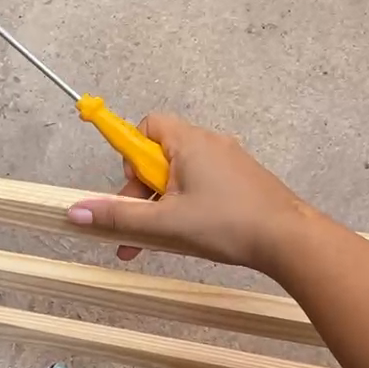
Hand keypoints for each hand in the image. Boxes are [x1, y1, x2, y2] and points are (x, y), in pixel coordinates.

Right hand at [64, 112, 314, 272]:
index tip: (130, 183)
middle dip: (142, 191)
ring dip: (161, 204)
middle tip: (141, 222)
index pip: (146, 125)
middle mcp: (209, 143)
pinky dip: (185, 206)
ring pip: (179, 175)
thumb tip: (77, 212)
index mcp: (189, 143)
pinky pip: (200, 184)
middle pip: (158, 156)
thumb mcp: (164, 222)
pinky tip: (187, 234)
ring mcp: (228, 162)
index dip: (130, 153)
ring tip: (161, 237)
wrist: (291, 242)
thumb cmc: (230, 224)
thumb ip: (118, 216)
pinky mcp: (241, 181)